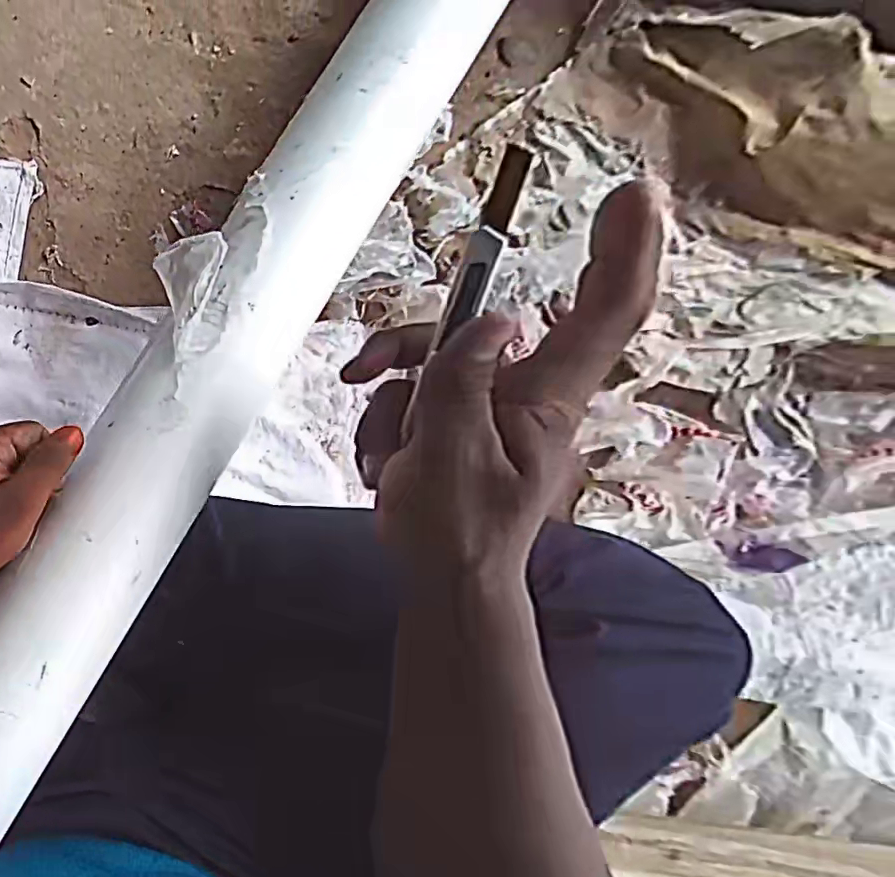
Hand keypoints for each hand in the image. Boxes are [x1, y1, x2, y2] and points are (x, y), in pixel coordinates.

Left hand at [0, 351, 83, 586]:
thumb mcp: (25, 502)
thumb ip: (51, 463)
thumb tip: (71, 435)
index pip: (37, 433)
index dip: (48, 465)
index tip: (37, 492)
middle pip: (24, 450)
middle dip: (33, 479)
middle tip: (20, 508)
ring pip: (12, 469)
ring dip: (19, 492)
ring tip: (6, 517)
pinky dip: (4, 501)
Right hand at [339, 179, 664, 575]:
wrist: (440, 573)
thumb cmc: (456, 526)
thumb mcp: (450, 455)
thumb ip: (462, 385)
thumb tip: (490, 321)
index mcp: (543, 397)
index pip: (602, 310)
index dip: (620, 248)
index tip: (624, 196)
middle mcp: (515, 393)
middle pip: (464, 335)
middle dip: (405, 348)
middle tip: (360, 368)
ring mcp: (475, 412)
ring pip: (420, 373)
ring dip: (384, 413)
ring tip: (381, 462)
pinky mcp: (443, 429)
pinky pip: (401, 406)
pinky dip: (381, 433)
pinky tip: (383, 467)